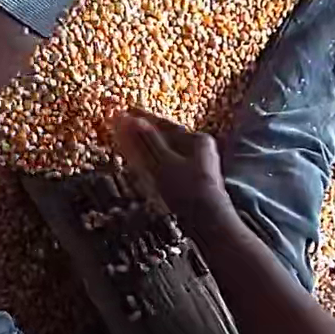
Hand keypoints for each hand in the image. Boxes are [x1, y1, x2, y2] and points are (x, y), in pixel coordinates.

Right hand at [112, 109, 234, 229]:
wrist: (208, 222)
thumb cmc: (187, 190)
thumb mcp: (163, 163)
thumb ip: (147, 141)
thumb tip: (130, 119)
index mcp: (197, 140)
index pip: (165, 125)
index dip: (143, 119)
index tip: (126, 111)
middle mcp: (201, 149)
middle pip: (168, 138)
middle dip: (146, 134)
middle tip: (126, 127)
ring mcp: (200, 166)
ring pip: (169, 152)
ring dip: (150, 148)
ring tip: (132, 144)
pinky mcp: (195, 181)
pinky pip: (171, 165)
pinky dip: (156, 162)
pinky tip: (147, 166)